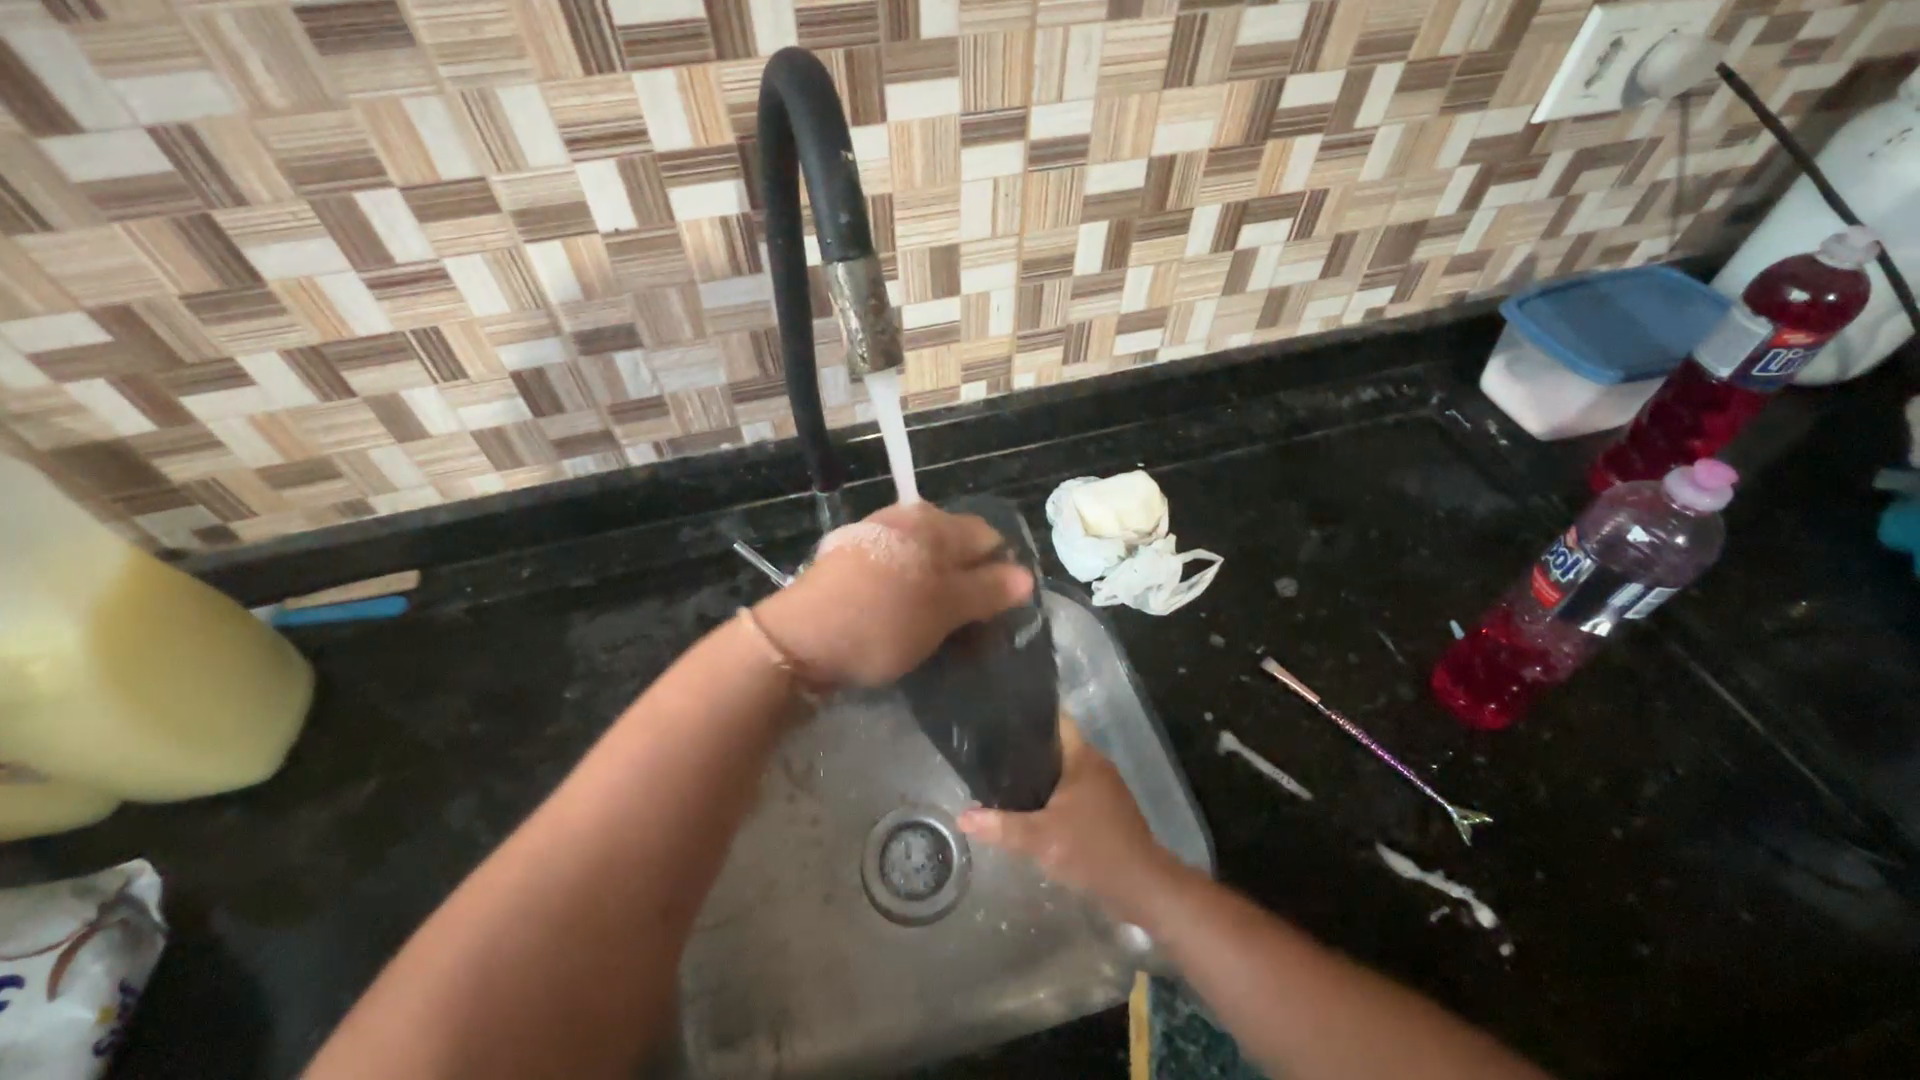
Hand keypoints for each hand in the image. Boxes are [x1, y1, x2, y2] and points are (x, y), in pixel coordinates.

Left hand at [751, 502, 1034, 686]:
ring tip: (936, 627)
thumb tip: (1026, 576)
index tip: (997, 612)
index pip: (987, 537)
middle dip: (968, 581)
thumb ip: (987, 591)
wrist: (797, 641)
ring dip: (936, 589)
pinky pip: (896, 571)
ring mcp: (873, 537)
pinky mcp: (849, 560)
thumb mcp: (944, 611)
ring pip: (924, 560)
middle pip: (954, 546)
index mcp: (932, 523)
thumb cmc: (882, 622)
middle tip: (969, 625)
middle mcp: (904, 518)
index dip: (1000, 572)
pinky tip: (899, 619)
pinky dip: (907, 591)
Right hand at [958, 712, 1182, 920]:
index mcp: (1083, 758)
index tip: (999, 719)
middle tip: (991, 754)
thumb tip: (962, 816)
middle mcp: (1096, 766)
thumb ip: (1001, 826)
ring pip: (1064, 772)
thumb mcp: (1040, 839)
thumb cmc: (1092, 850)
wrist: (1141, 887)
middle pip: (1057, 746)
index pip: (1056, 720)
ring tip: (1002, 780)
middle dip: (1026, 750)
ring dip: (1039, 776)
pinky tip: (1030, 809)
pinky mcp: (1105, 811)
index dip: (1029, 716)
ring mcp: (1104, 789)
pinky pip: (1073, 792)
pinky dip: (1052, 796)